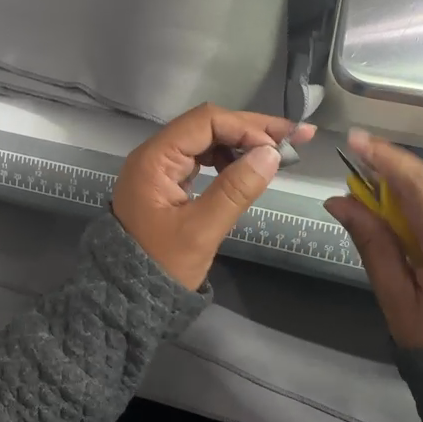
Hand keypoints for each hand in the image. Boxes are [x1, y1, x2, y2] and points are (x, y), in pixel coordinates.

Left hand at [112, 105, 315, 290]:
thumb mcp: (202, 230)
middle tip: (295, 135)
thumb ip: (236, 190)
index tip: (280, 144)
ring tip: (279, 152)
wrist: (126, 299)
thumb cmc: (162, 265)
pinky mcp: (166, 183)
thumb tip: (271, 154)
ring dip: (242, 142)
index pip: (205, 122)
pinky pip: (200, 159)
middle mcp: (154, 155)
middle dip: (250, 129)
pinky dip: (228, 159)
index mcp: (154, 159)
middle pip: (206, 126)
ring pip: (206, 141)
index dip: (246, 127)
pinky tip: (250, 168)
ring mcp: (159, 168)